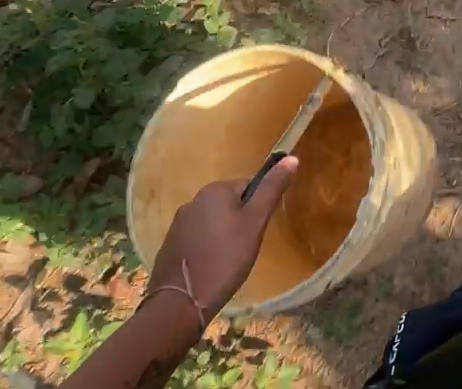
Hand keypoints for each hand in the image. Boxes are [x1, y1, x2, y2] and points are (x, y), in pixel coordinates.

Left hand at [148, 157, 297, 320]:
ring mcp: (178, 224)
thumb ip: (272, 189)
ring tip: (228, 260)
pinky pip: (198, 239)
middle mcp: (193, 201)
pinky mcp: (169, 246)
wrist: (179, 304)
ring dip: (223, 235)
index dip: (257, 209)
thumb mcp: (255, 222)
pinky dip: (207, 248)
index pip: (249, 187)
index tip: (256, 231)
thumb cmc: (225, 258)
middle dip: (240, 222)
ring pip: (214, 222)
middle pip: (230, 204)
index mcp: (214, 190)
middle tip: (244, 247)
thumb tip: (291, 158)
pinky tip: (210, 267)